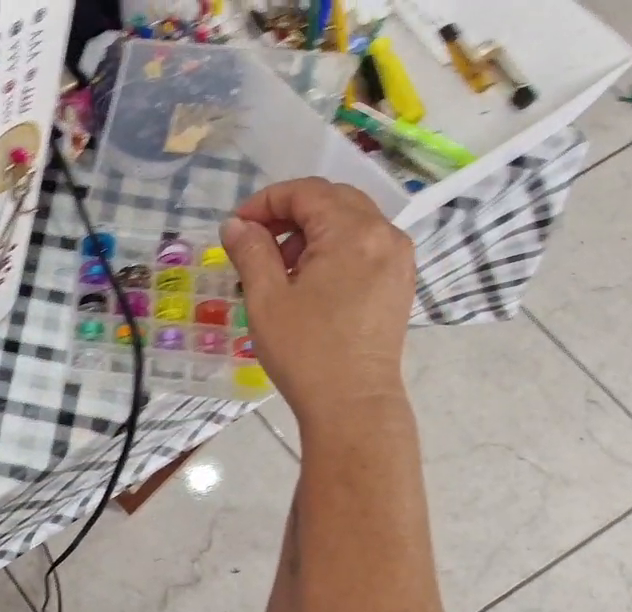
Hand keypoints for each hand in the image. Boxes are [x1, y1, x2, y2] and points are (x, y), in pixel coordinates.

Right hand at [218, 179, 415, 427]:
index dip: (266, 201)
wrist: (351, 400)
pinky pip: (362, 246)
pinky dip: (330, 249)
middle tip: (252, 242)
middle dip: (288, 213)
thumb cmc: (304, 350)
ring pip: (350, 222)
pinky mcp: (397, 280)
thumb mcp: (266, 299)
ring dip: (309, 232)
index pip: (308, 192)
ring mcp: (396, 257)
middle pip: (333, 200)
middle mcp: (384, 234)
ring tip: (276, 269)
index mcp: (352, 233)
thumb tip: (236, 225)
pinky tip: (306, 282)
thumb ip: (251, 253)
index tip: (235, 227)